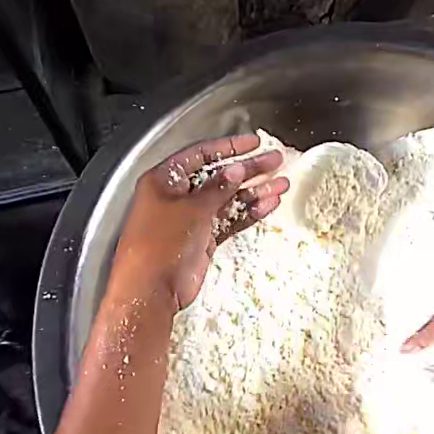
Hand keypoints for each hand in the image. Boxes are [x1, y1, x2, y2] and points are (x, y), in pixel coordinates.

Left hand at [109, 134, 287, 308]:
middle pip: (219, 175)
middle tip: (276, 161)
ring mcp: (192, 218)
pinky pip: (230, 221)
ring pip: (229, 199)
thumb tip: (237, 169)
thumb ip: (217, 187)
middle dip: (249, 168)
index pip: (200, 154)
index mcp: (164, 180)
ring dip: (255, 191)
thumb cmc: (160, 244)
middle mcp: (178, 196)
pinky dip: (249, 213)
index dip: (228, 146)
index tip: (254, 143)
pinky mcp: (203, 239)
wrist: (151, 291)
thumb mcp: (191, 209)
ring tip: (282, 184)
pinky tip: (270, 205)